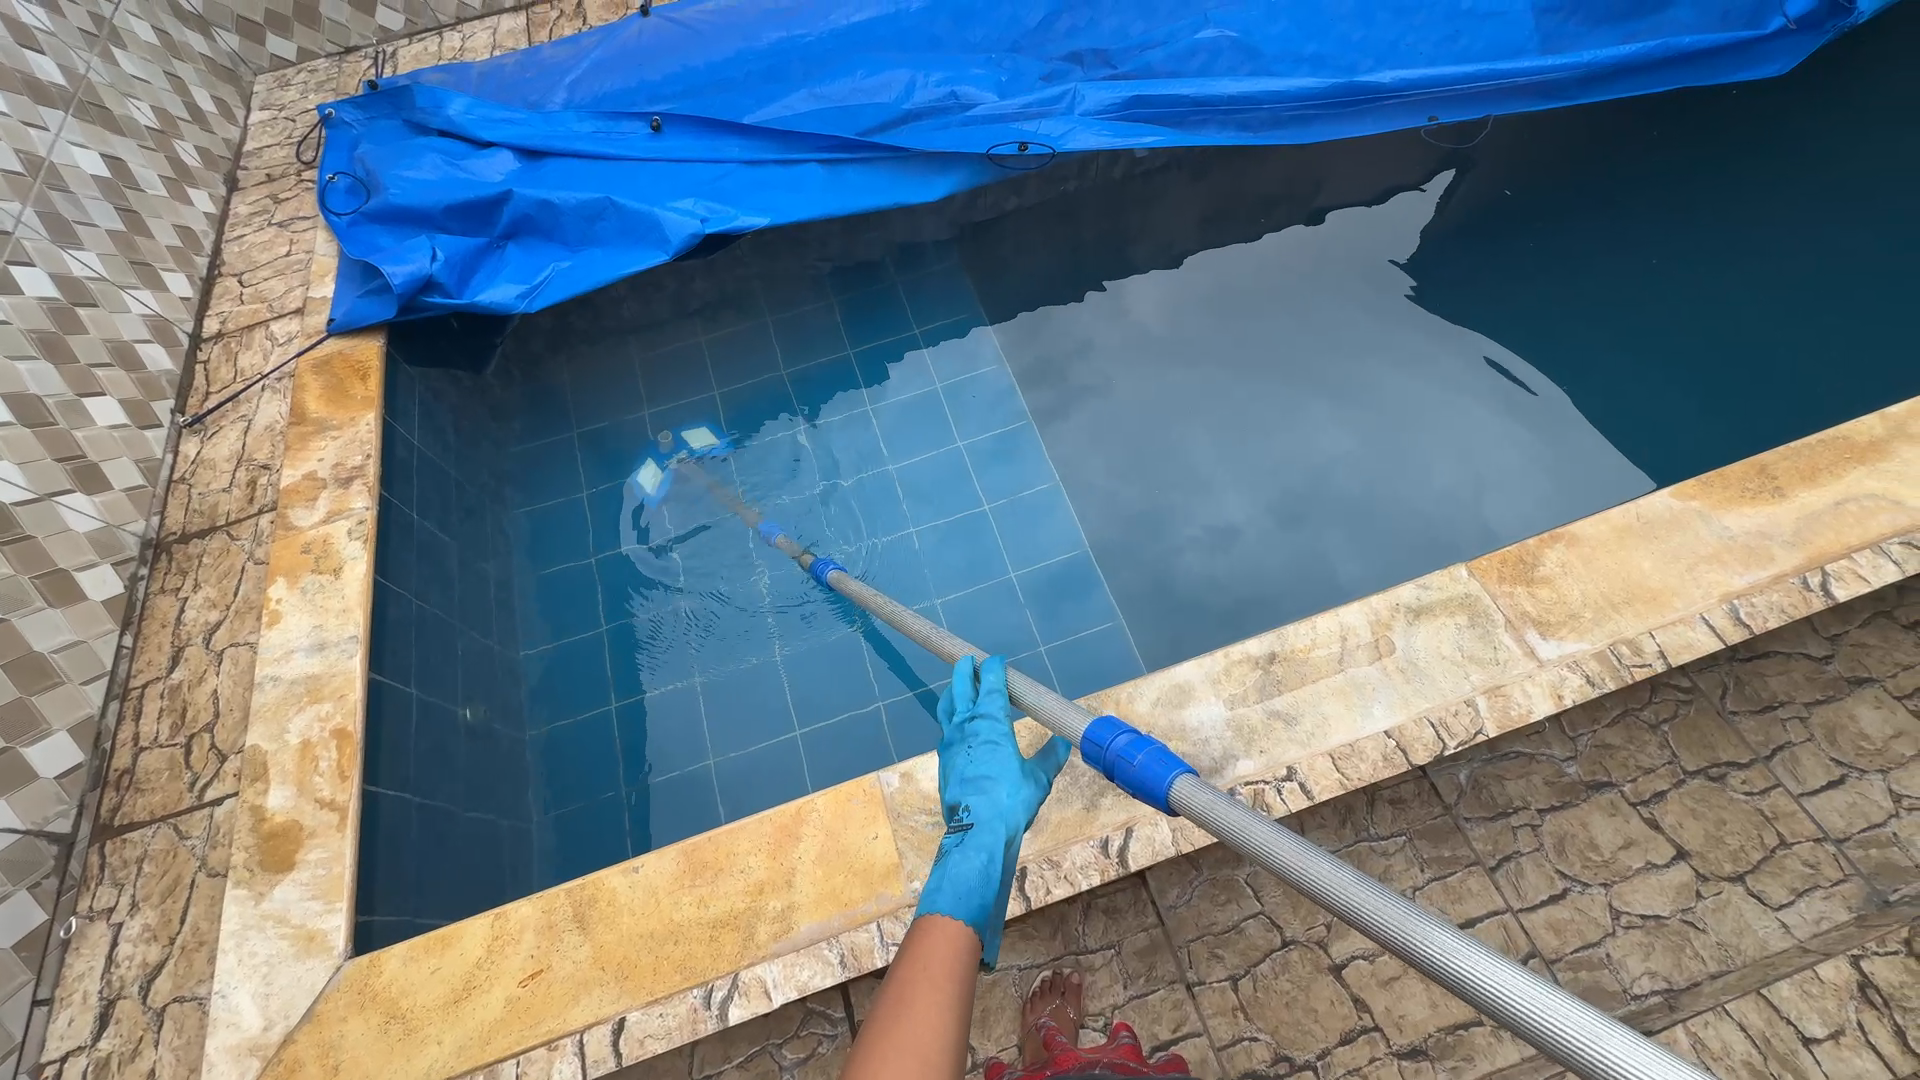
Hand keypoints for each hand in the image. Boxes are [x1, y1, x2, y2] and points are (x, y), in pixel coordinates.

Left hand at [914, 655, 1071, 967]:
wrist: (978, 831)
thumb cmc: (1012, 800)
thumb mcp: (1039, 777)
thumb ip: (1051, 755)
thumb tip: (1066, 740)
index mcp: (991, 722)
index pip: (991, 684)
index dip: (994, 668)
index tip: (998, 660)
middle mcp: (966, 725)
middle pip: (961, 686)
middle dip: (965, 670)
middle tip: (969, 660)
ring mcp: (950, 741)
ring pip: (947, 706)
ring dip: (953, 690)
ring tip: (958, 685)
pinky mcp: (943, 759)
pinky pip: (945, 728)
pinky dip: (952, 717)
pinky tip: (958, 725)